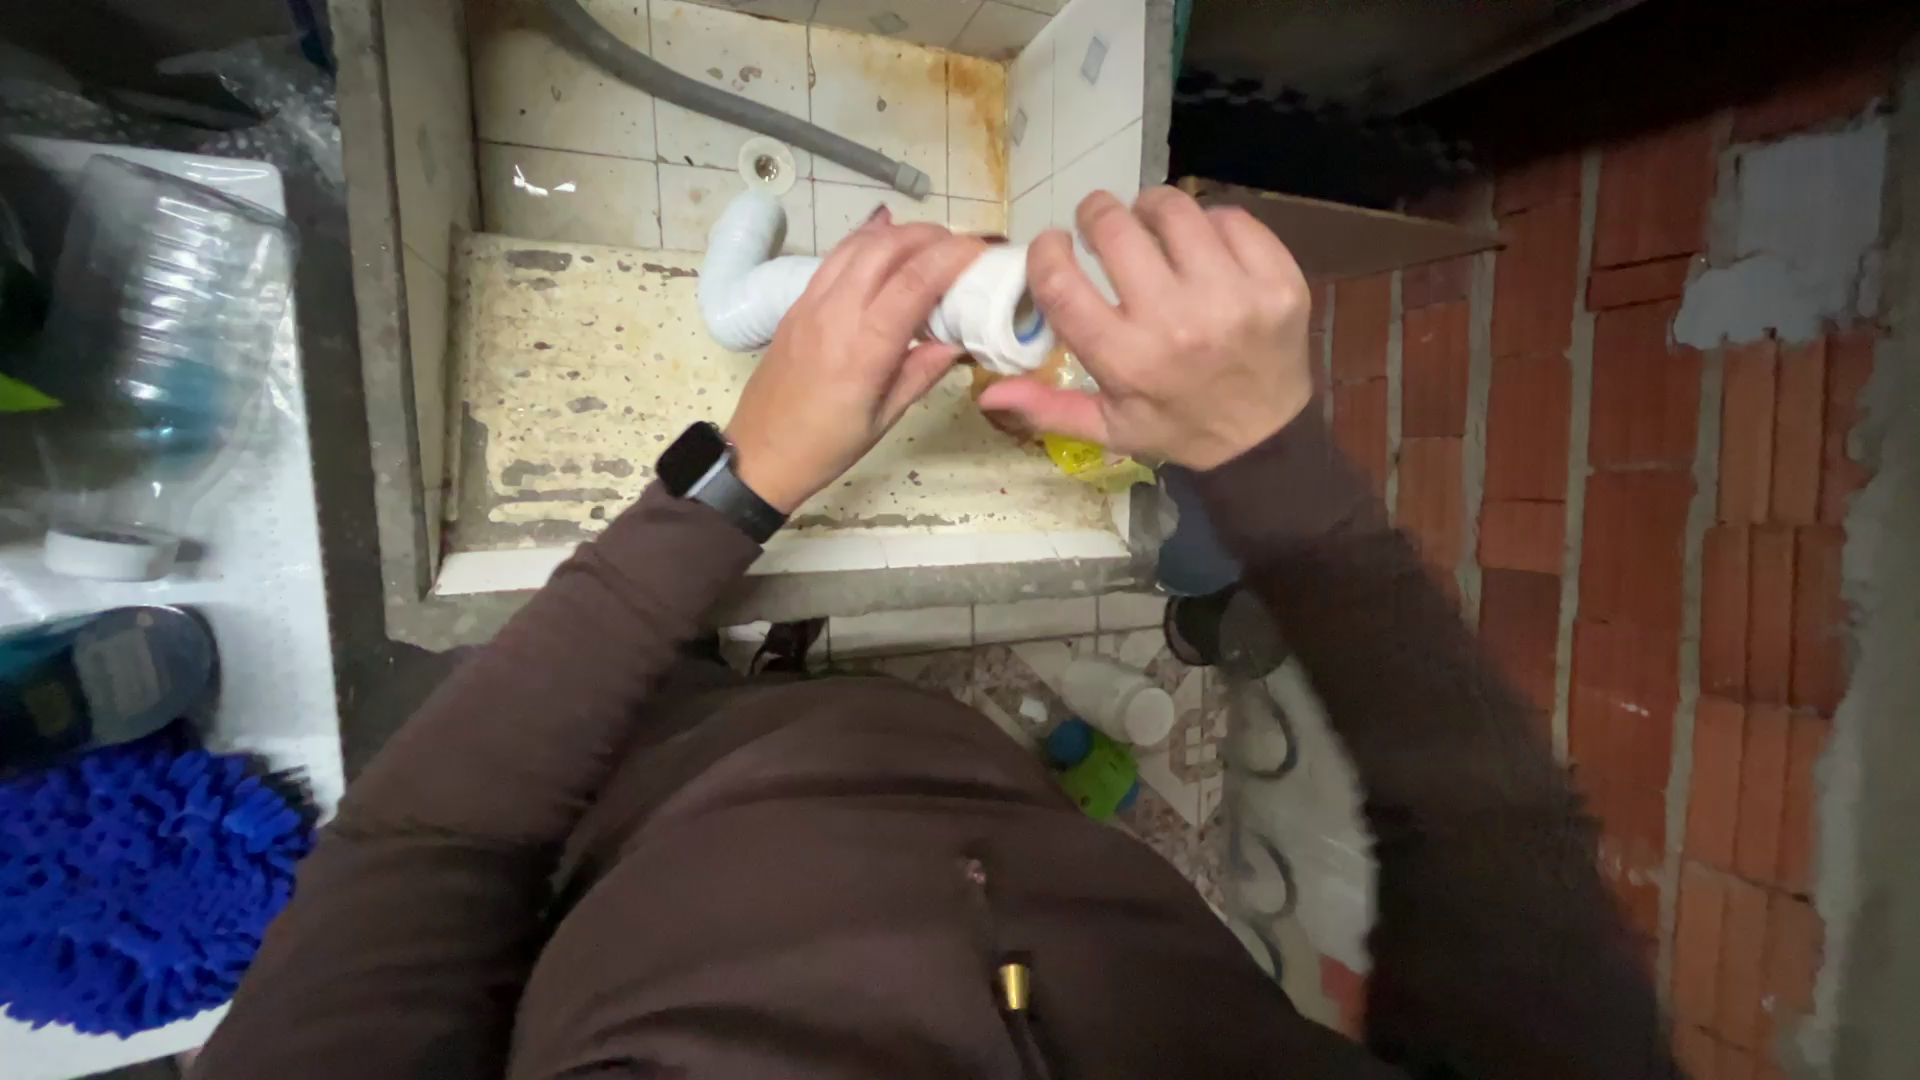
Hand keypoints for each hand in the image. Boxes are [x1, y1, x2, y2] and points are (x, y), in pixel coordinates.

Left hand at [727, 211, 985, 513]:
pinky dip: (867, 244)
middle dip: (927, 236)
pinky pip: (835, 259)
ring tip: (928, 245)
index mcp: (863, 349)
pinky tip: (887, 253)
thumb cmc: (827, 446)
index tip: (980, 251)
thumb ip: (921, 373)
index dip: (951, 258)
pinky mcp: (796, 304)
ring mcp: (810, 304)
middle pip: (885, 248)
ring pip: (856, 244)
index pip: (913, 283)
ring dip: (897, 235)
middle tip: (958, 246)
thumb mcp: (884, 419)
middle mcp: (835, 314)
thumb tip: (957, 341)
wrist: (760, 453)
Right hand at [976, 187, 1314, 469]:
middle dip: (1095, 213)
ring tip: (1147, 222)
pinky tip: (1200, 245)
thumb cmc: (1174, 428)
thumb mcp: (1108, 428)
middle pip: (1115, 230)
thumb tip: (987, 392)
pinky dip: (1208, 223)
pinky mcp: (1276, 280)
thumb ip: (1048, 407)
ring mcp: (1232, 296)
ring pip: (1174, 210)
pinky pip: (1230, 218)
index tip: (1053, 246)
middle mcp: (1175, 322)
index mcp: (1125, 360)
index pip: (1061, 284)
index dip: (1046, 252)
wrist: (1263, 438)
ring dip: (1150, 208)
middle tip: (1096, 221)